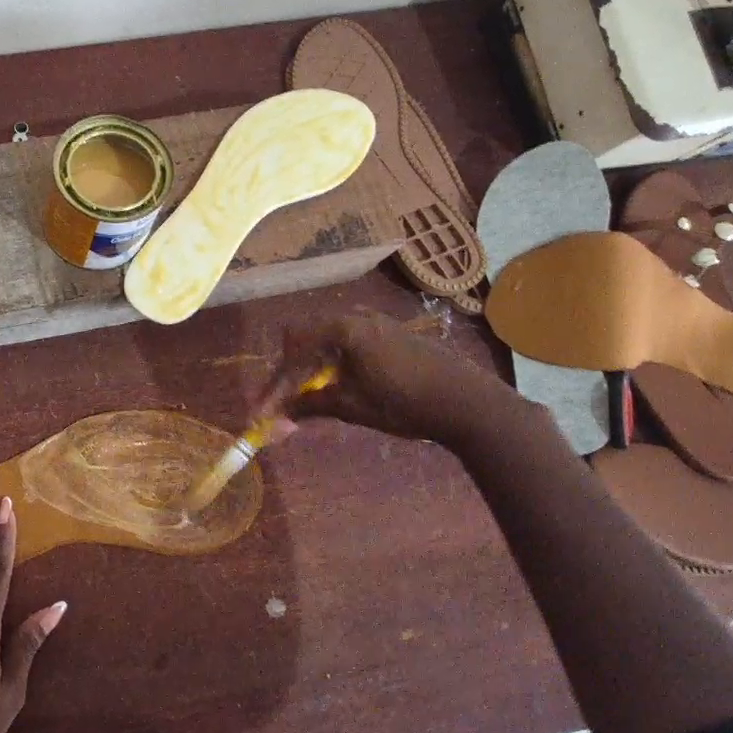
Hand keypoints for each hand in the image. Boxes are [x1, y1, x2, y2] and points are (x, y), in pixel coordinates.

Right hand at [266, 313, 518, 445]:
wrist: (469, 403)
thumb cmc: (405, 403)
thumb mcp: (352, 406)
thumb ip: (310, 404)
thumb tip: (278, 415)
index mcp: (342, 328)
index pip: (293, 350)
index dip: (275, 382)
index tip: (263, 410)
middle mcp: (357, 317)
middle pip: (306, 338)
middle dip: (290, 371)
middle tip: (282, 401)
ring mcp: (378, 323)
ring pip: (329, 340)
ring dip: (313, 367)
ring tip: (309, 396)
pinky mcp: (394, 335)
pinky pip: (350, 343)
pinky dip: (336, 363)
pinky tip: (340, 386)